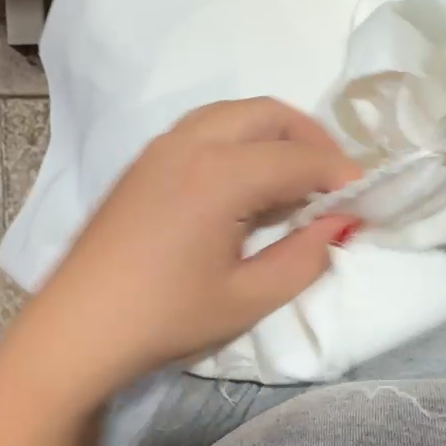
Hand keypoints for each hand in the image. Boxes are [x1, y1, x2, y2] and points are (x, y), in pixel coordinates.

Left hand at [5, 98, 362, 400]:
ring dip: (275, 136)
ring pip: (234, 115)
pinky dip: (241, 141)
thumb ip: (305, 258)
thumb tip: (344, 224)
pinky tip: (247, 186)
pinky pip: (205, 129)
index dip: (342, 176)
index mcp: (219, 174)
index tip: (368, 200)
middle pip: (268, 115)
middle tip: (335, 182)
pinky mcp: (143, 163)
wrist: (77, 330)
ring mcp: (160, 148)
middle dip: (312, 139)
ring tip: (296, 181)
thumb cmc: (165, 319)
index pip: (300, 158)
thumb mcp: (247, 299)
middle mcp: (190, 143)